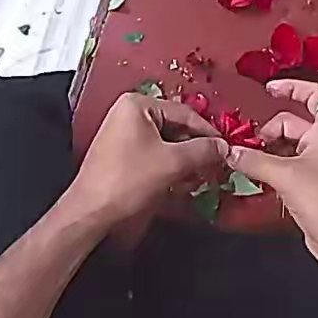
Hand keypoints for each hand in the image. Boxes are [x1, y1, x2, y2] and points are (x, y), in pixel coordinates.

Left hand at [64, 93, 228, 225]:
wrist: (90, 212)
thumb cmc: (129, 180)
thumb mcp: (173, 163)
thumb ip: (203, 151)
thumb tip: (225, 146)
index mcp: (138, 105)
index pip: (185, 113)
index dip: (208, 132)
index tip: (226, 149)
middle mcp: (129, 113)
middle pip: (176, 127)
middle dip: (196, 149)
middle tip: (215, 167)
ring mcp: (124, 133)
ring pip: (167, 142)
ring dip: (185, 161)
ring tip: (199, 178)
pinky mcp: (122, 153)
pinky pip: (154, 153)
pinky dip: (170, 166)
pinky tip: (181, 183)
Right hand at [226, 80, 317, 265]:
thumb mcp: (286, 176)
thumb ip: (255, 160)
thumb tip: (228, 151)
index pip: (315, 94)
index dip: (293, 87)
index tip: (268, 90)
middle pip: (294, 122)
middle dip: (269, 130)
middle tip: (247, 146)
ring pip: (289, 144)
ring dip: (268, 149)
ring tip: (246, 161)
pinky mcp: (314, 181)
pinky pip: (290, 163)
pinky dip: (273, 165)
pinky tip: (255, 175)